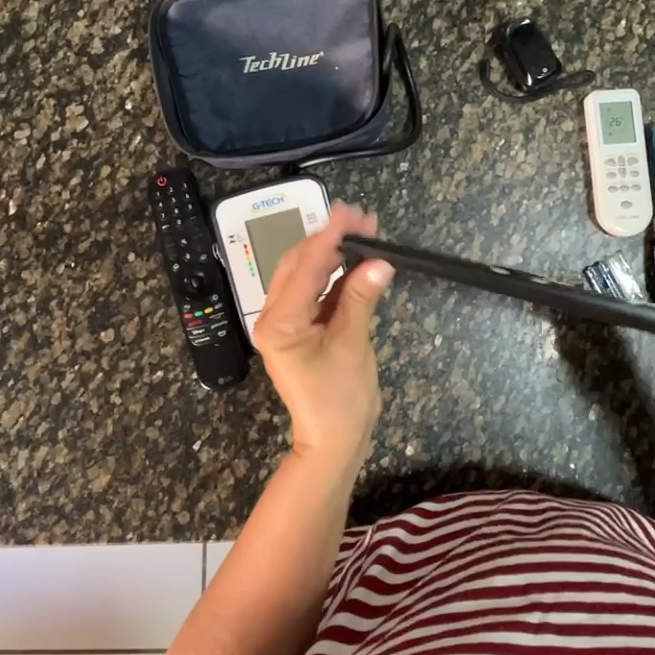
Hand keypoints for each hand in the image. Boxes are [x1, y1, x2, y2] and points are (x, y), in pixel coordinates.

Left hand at [252, 203, 394, 472]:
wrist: (333, 442)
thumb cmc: (340, 400)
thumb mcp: (353, 345)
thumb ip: (361, 299)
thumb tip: (380, 262)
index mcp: (279, 323)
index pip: (306, 267)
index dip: (329, 237)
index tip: (349, 212)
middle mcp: (274, 317)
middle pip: (300, 263)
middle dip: (330, 238)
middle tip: (362, 218)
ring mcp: (286, 321)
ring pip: (307, 273)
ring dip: (334, 253)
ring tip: (364, 232)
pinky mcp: (300, 327)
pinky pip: (316, 291)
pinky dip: (336, 274)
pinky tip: (358, 260)